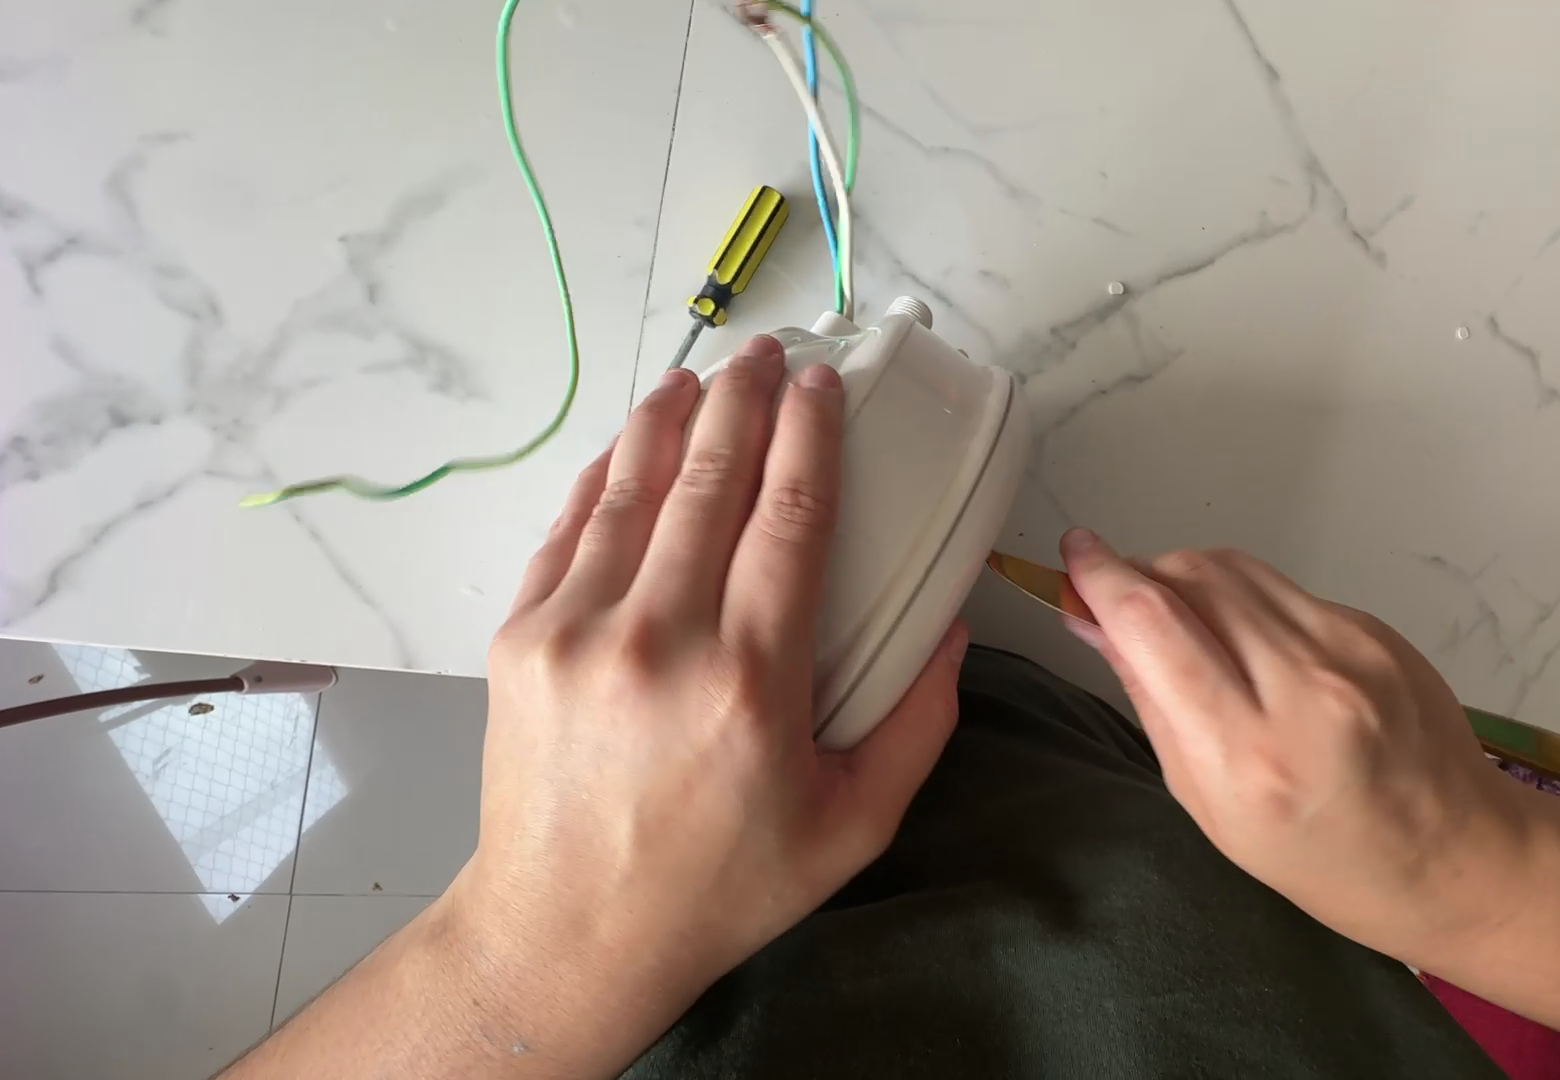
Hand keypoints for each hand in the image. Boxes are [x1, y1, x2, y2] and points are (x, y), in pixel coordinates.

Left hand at [450, 337, 966, 1063]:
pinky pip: (570, 527)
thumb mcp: (857, 823)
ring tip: (702, 375)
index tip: (824, 387)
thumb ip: (919, 723)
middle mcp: (658, 638)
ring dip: (672, 418)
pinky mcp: (521, 638)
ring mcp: (574, 631)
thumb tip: (949, 631)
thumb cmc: (727, 882)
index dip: (811, 439)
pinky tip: (634, 439)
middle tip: (767, 354)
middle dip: (744, 403)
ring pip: (633, 489)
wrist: (565, 937)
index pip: (789, 519)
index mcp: (750, 679)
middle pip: (709, 482)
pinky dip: (608, 471)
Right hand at [1058, 529, 1527, 958]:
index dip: (1101, 577)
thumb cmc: (1316, 855)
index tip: (1074, 552)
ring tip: (1177, 614)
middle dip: (1139, 571)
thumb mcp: (1202, 798)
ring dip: (1184, 575)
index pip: (1154, 624)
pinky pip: (1277, 587)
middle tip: (1119, 593)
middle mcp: (1302, 687)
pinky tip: (1244, 638)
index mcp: (1247, 750)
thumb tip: (1096, 623)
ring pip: (1233, 566)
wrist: (1457, 857)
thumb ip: (1149, 696)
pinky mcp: (1373, 626)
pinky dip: (1237, 596)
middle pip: (1192, 576)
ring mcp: (1349, 648)